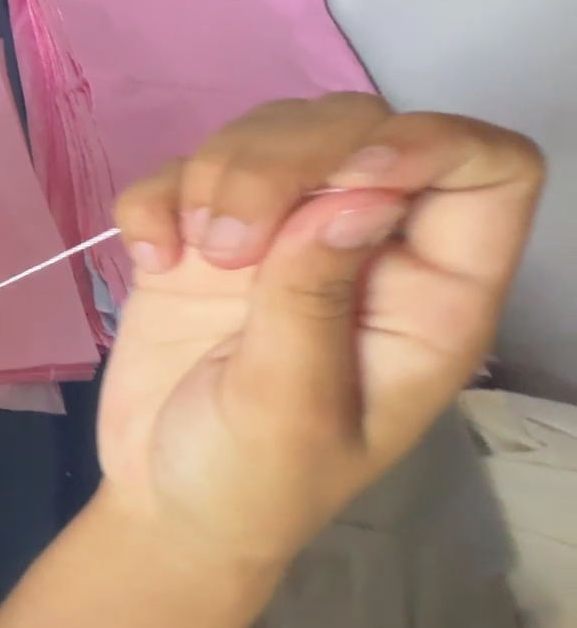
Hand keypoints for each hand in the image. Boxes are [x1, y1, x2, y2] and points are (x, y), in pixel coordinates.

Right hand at [101, 93, 542, 568]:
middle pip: (348, 130)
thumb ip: (314, 302)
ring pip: (255, 139)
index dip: (426, 146)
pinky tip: (147, 260)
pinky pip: (170, 181)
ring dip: (206, 179)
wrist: (163, 497)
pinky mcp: (188, 247)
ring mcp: (263, 243)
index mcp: (422, 296)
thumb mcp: (287, 406)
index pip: (480, 171)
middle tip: (221, 241)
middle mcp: (352, 250)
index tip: (340, 179)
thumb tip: (352, 197)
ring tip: (184, 255)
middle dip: (276, 161)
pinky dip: (148, 204)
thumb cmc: (251, 478)